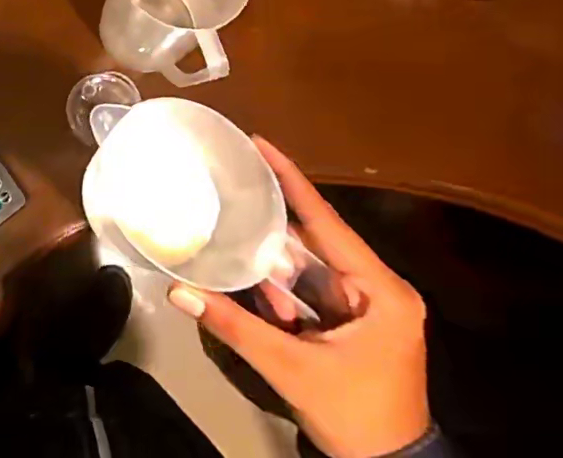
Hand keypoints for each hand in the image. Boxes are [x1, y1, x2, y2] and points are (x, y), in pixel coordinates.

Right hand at [167, 138, 430, 457]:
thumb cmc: (353, 417)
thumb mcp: (293, 370)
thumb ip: (236, 327)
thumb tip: (181, 293)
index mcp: (380, 290)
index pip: (327, 221)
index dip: (292, 179)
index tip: (261, 143)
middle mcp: (380, 287)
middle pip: (318, 242)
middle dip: (276, 228)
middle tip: (237, 192)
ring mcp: (373, 306)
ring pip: (314, 268)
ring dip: (278, 266)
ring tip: (241, 244)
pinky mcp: (361, 323)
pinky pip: (317, 291)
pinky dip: (288, 290)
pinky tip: (261, 287)